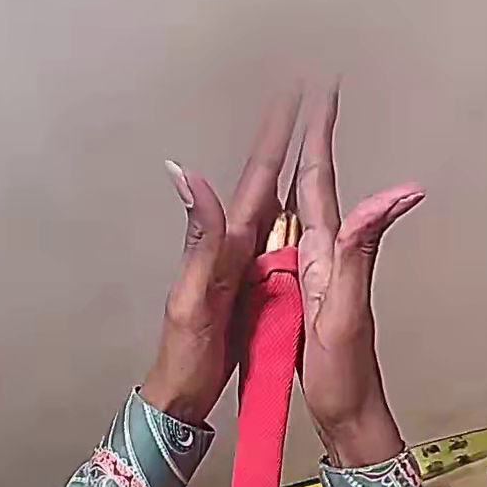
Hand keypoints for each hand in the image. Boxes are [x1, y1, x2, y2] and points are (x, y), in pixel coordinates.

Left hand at [140, 93, 299, 423]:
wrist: (181, 394)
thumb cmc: (184, 357)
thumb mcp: (190, 302)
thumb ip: (198, 244)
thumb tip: (186, 175)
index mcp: (223, 250)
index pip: (253, 182)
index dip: (273, 137)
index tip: (293, 92)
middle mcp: (232, 254)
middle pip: (264, 187)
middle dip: (283, 139)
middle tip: (305, 96)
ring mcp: (240, 273)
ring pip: (270, 214)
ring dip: (286, 172)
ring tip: (301, 136)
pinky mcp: (248, 294)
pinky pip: (272, 250)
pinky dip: (286, 222)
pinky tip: (291, 213)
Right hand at [293, 84, 423, 466]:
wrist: (349, 419)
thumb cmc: (345, 379)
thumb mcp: (347, 316)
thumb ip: (360, 255)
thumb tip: (396, 192)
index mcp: (327, 260)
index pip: (321, 185)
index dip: (318, 137)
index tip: (318, 91)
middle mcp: (323, 264)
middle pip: (313, 192)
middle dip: (310, 143)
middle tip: (307, 100)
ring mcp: (313, 284)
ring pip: (301, 220)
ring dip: (299, 177)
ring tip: (296, 142)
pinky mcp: (301, 305)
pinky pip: (288, 254)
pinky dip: (283, 226)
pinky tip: (280, 223)